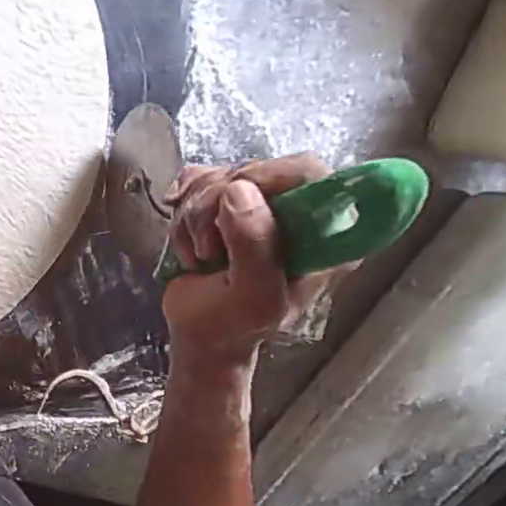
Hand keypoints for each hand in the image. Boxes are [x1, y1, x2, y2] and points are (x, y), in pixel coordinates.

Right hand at [160, 153, 351, 366]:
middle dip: (216, 202)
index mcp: (323, 233)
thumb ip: (254, 247)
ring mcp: (258, 205)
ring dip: (194, 214)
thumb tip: (237, 191)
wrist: (201, 335)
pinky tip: (185, 238)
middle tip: (206, 248)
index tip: (231, 202)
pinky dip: (182, 208)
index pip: (307, 173)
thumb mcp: (253, 297)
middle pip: (256, 170)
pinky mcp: (223, 204)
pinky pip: (197, 182)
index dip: (267, 176)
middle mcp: (295, 211)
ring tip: (199, 255)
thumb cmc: (233, 325)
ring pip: (220, 176)